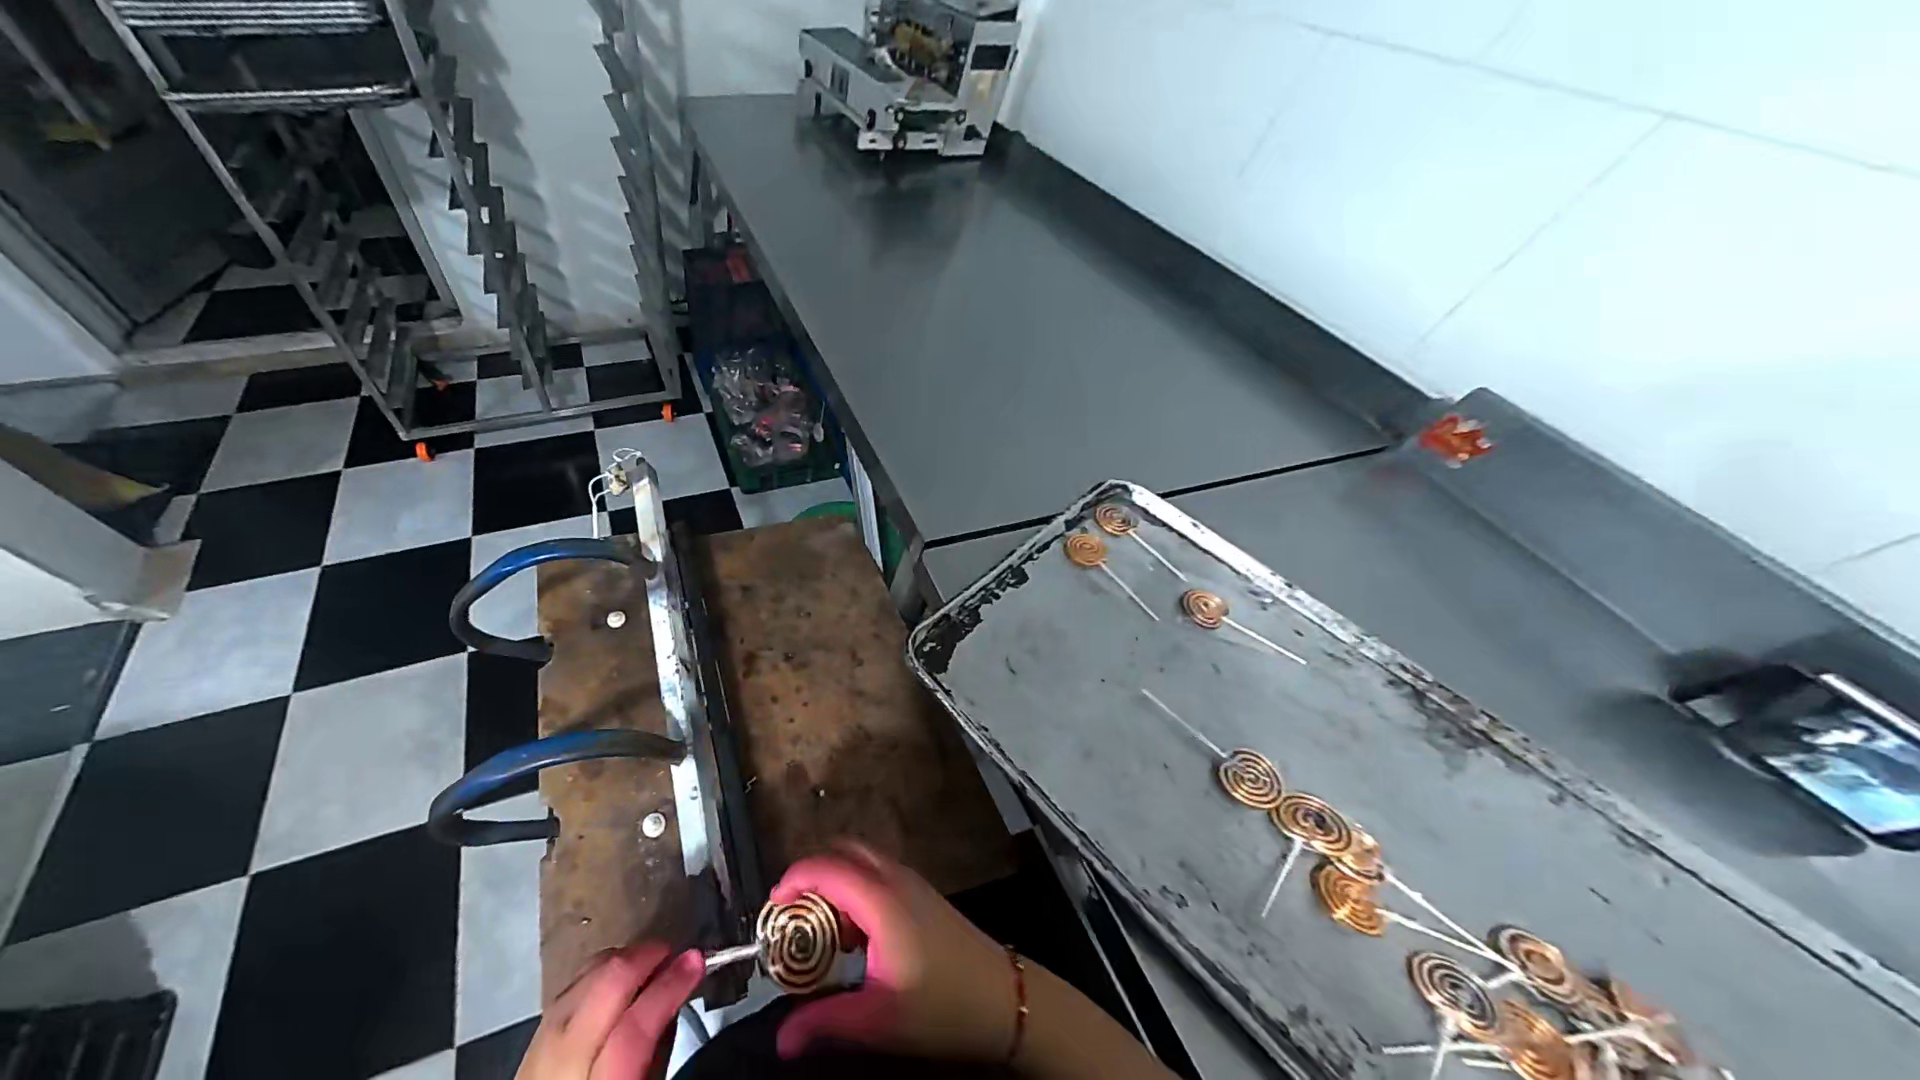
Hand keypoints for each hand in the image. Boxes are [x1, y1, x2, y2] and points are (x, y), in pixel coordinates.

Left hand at [516, 942, 703, 1079]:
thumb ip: (656, 1048)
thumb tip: (675, 994)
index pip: (632, 1031)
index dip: (668, 987)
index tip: (697, 960)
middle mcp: (558, 1067)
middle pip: (604, 988)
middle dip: (646, 958)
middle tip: (677, 953)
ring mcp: (537, 1048)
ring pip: (586, 978)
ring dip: (626, 959)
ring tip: (654, 961)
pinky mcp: (532, 1035)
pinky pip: (571, 986)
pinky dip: (602, 970)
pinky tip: (622, 975)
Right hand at [771, 841, 1017, 1061]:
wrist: (1004, 998)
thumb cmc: (943, 1007)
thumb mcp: (878, 1020)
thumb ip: (825, 1021)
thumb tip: (781, 1038)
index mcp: (883, 901)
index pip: (828, 868)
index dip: (794, 878)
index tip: (773, 906)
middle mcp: (897, 879)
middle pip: (844, 851)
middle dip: (812, 873)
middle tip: (791, 913)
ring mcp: (914, 882)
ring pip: (863, 858)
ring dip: (835, 878)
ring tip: (818, 925)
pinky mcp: (923, 892)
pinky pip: (879, 871)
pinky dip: (855, 884)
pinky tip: (854, 930)